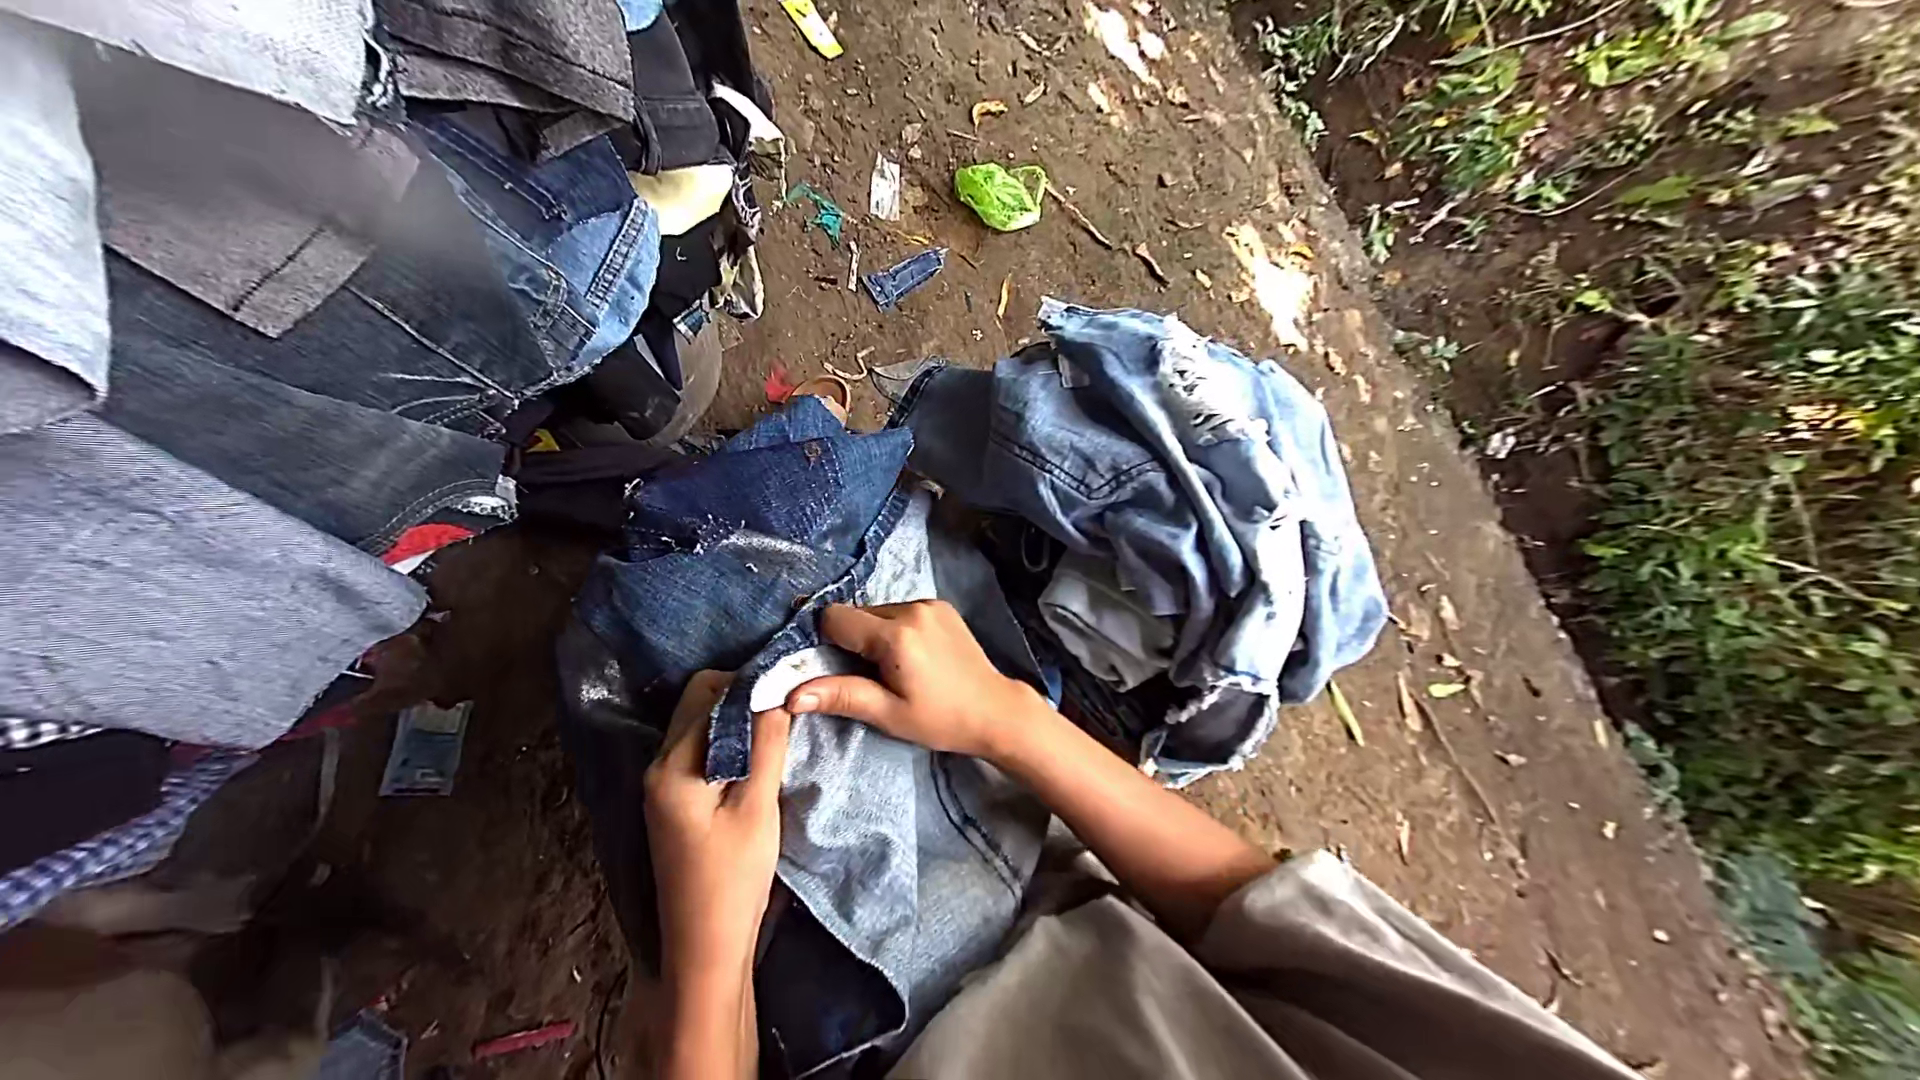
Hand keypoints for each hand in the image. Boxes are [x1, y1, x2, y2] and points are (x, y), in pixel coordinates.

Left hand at [645, 670, 791, 974]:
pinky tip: (757, 751)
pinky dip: (728, 738)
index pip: (707, 693)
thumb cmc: (734, 877)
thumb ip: (765, 744)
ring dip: (735, 717)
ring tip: (776, 725)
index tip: (786, 686)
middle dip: (740, 694)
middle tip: (784, 705)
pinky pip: (700, 747)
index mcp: (672, 765)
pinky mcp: (673, 798)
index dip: (748, 682)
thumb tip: (774, 690)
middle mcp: (657, 766)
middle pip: (697, 702)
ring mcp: (661, 783)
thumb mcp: (758, 805)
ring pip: (699, 723)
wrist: (705, 946)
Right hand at [787, 601, 1045, 761]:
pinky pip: (901, 609)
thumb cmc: (941, 719)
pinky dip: (896, 628)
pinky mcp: (941, 605)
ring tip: (896, 667)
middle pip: (857, 613)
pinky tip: (913, 656)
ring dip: (874, 633)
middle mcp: (912, 608)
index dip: (827, 642)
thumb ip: (841, 696)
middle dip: (853, 640)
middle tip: (871, 675)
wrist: (995, 710)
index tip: (840, 668)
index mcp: (897, 635)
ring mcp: (929, 604)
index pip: (836, 618)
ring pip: (877, 610)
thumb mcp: (888, 714)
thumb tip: (791, 695)